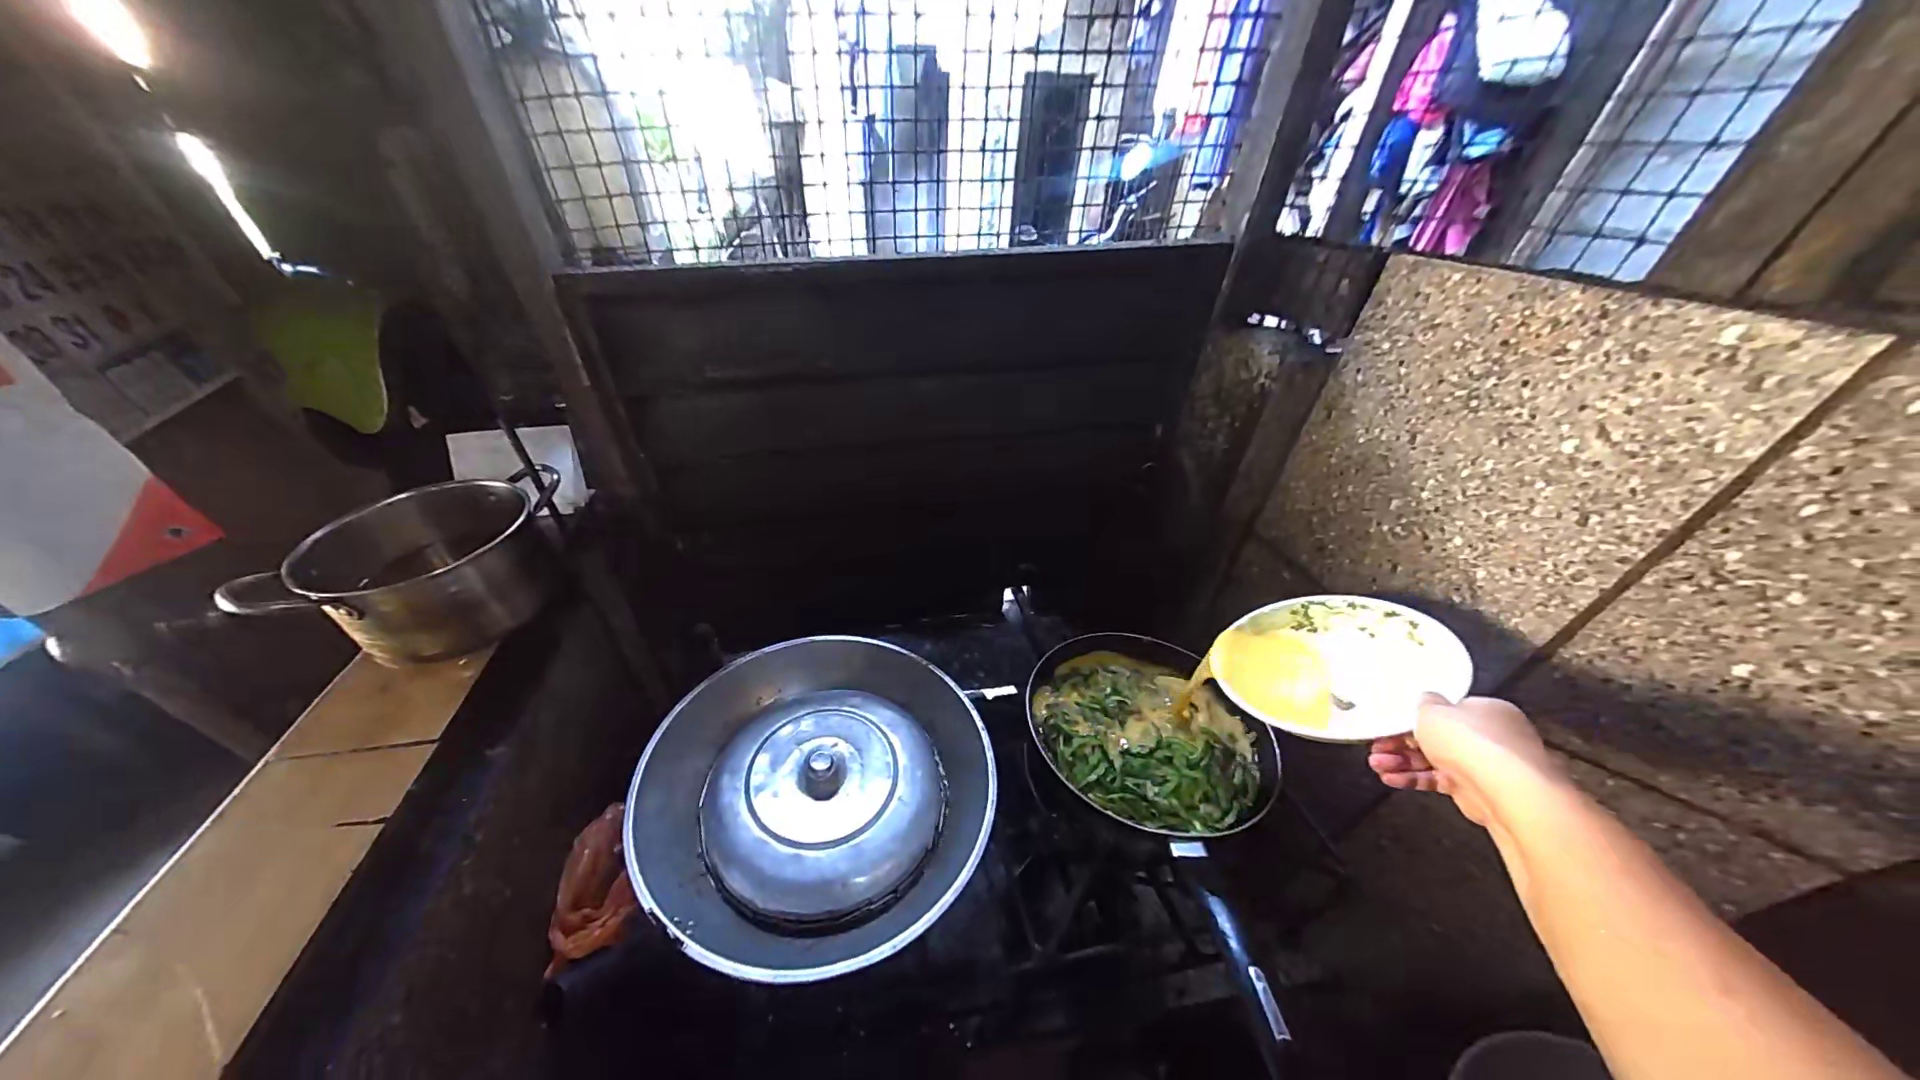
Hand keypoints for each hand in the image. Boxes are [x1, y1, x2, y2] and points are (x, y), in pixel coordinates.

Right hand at [1369, 694, 1565, 830]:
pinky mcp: (1476, 791)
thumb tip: (1424, 702)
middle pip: (1436, 737)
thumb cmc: (1470, 741)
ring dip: (1402, 762)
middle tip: (1376, 747)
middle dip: (1400, 743)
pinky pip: (1439, 780)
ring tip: (1376, 765)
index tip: (1388, 724)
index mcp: (1486, 710)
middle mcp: (1489, 736)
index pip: (1445, 710)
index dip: (1412, 717)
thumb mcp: (1433, 710)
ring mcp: (1484, 765)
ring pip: (1434, 760)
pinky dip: (1415, 779)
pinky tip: (1391, 779)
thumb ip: (1424, 704)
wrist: (1504, 791)